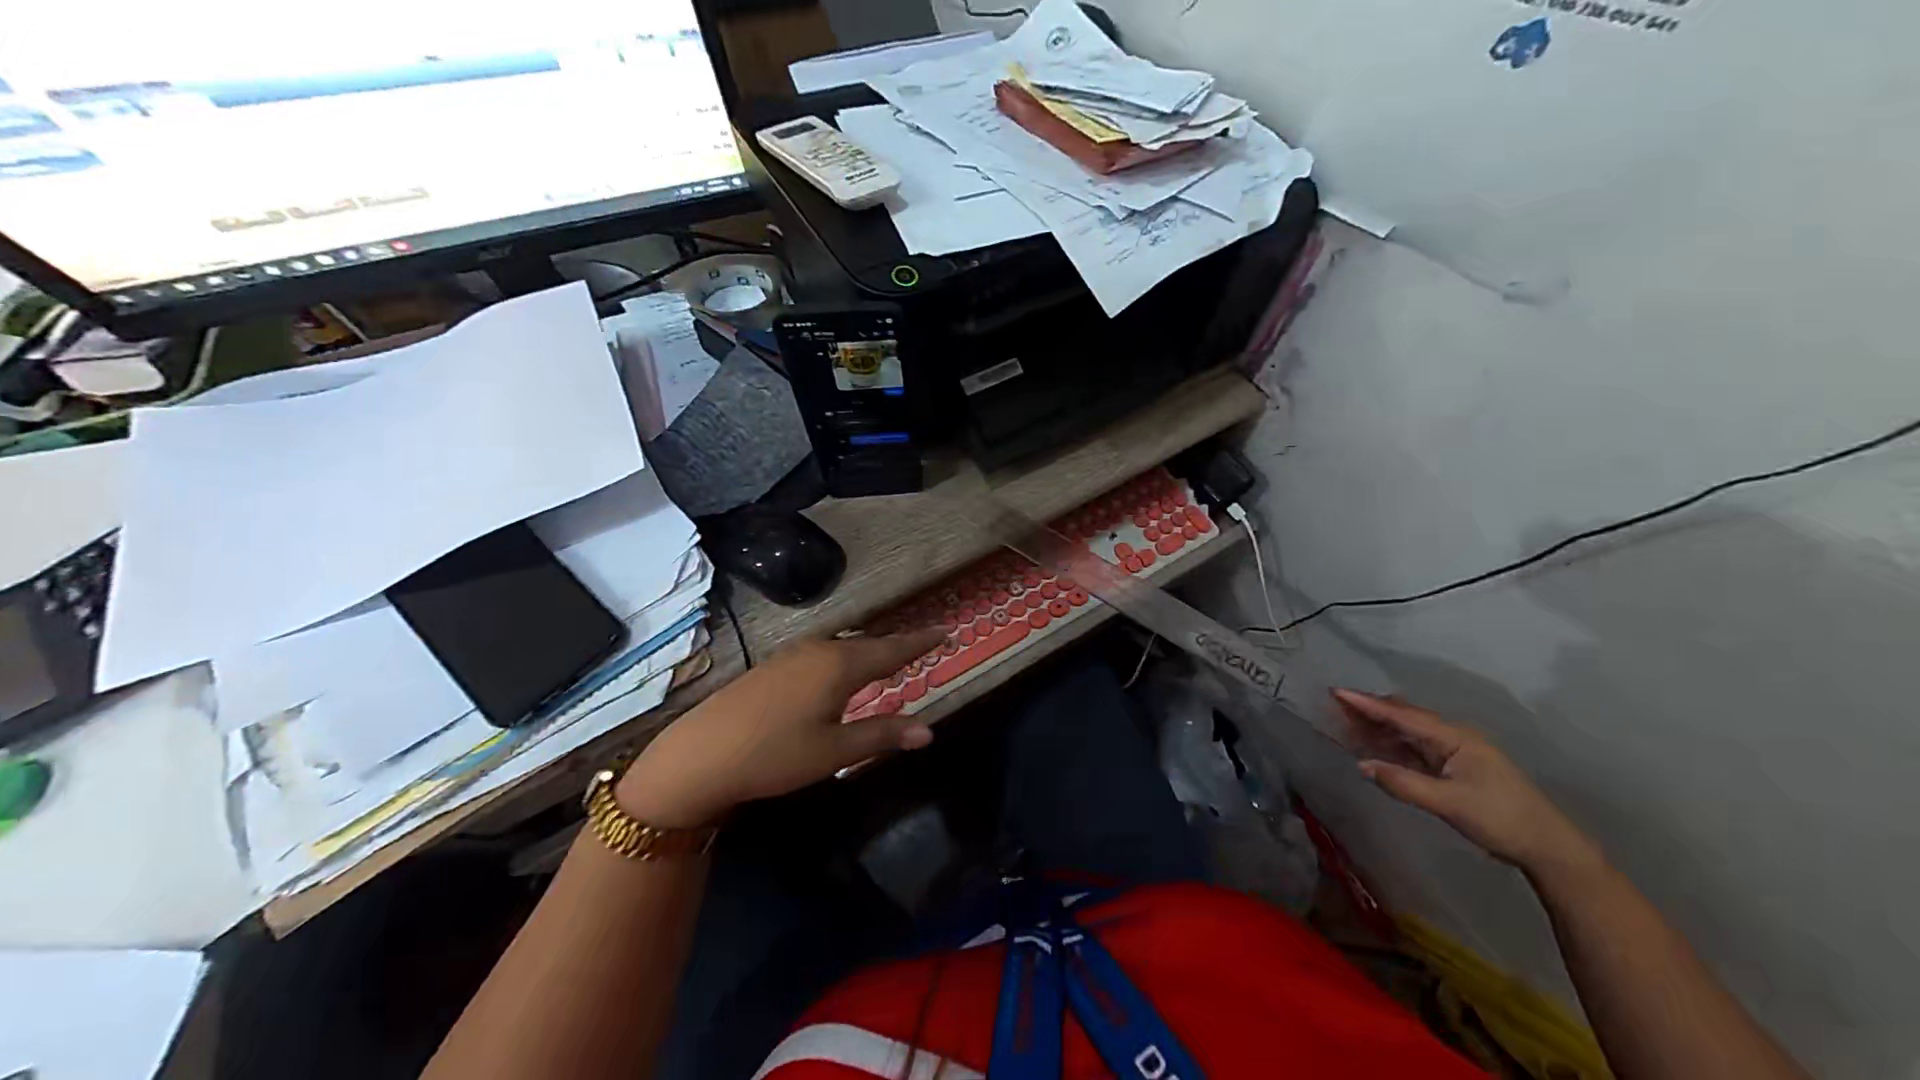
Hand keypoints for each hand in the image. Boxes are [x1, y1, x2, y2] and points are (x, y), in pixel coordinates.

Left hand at [618, 630, 946, 827]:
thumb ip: (882, 734)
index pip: (892, 650)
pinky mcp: (773, 665)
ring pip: (843, 647)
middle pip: (868, 645)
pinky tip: (839, 674)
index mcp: (840, 666)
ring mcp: (792, 655)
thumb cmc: (775, 754)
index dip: (921, 642)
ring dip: (868, 653)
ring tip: (887, 660)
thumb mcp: (835, 752)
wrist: (701, 754)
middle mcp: (819, 650)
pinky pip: (822, 654)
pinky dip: (843, 659)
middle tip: (922, 646)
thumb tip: (929, 731)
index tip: (946, 630)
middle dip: (897, 646)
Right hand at [1335, 689, 1602, 876]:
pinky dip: (1389, 743)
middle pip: (1403, 717)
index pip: (1402, 716)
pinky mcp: (1452, 769)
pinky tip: (1372, 745)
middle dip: (1369, 709)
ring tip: (1345, 719)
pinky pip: (1412, 748)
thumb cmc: (1501, 819)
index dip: (1368, 704)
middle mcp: (1452, 738)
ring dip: (1377, 725)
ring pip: (1407, 732)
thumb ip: (1404, 783)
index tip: (1337, 692)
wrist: (1547, 846)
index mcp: (1454, 738)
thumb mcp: (1450, 804)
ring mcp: (1453, 754)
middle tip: (1335, 704)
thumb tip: (1362, 765)